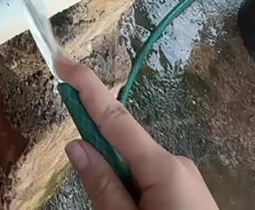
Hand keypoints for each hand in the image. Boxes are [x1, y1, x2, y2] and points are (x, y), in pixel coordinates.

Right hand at [55, 57, 215, 209]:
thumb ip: (102, 186)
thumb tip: (76, 145)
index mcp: (163, 166)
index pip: (114, 116)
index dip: (85, 85)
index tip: (61, 59)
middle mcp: (178, 164)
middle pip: (124, 147)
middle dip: (101, 161)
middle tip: (99, 202)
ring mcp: (188, 180)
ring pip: (137, 171)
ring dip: (120, 187)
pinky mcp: (192, 197)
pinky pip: (153, 185)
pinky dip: (135, 196)